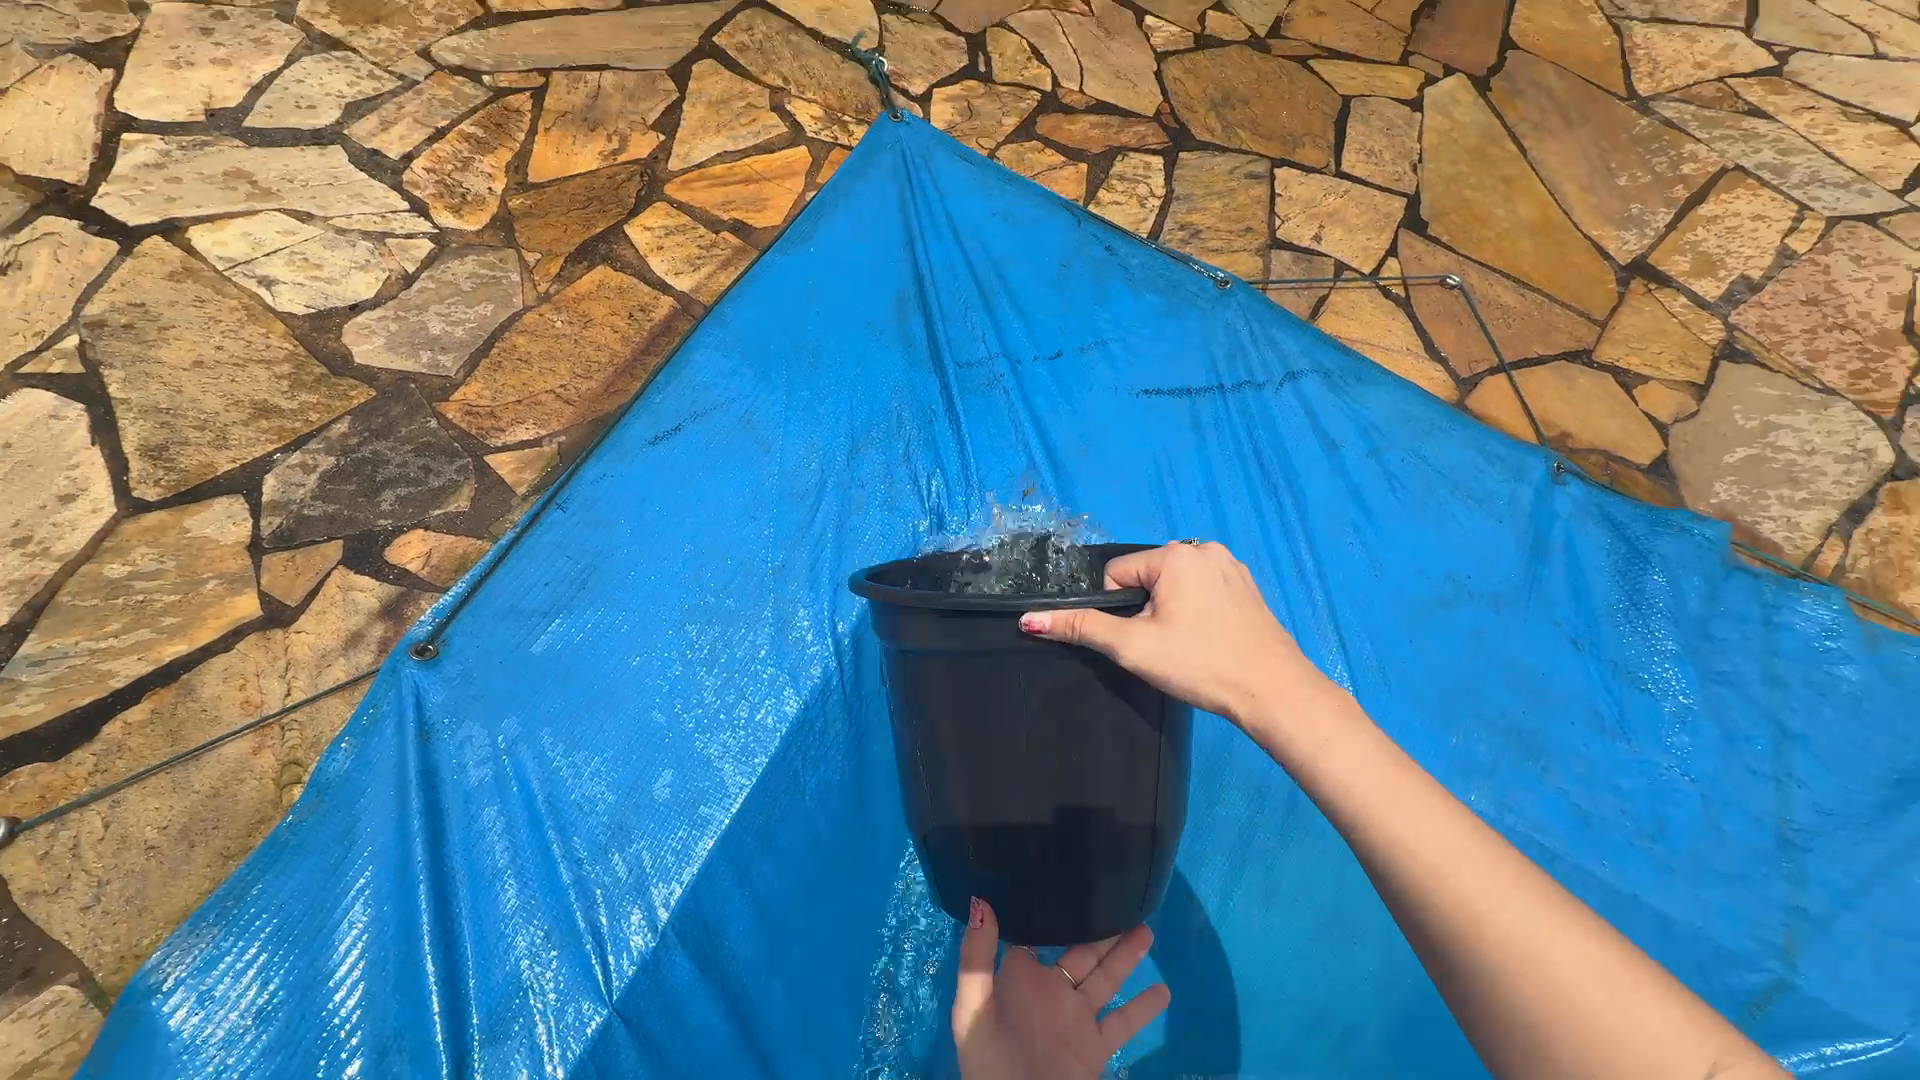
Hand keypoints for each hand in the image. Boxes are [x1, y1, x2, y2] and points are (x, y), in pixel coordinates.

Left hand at [953, 897, 1169, 1079]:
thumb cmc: (989, 1062)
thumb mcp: (971, 1008)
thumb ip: (976, 958)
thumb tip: (980, 902)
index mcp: (1020, 981)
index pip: (1037, 938)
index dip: (1051, 915)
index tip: (1065, 884)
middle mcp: (1051, 994)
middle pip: (1080, 952)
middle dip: (1099, 929)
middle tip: (1121, 899)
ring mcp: (1076, 1020)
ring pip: (1106, 978)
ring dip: (1126, 955)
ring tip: (1146, 928)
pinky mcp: (1095, 1048)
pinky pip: (1123, 1023)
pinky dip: (1144, 1008)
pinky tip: (1164, 990)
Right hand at [1017, 541, 1319, 724]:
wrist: (1274, 692)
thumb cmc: (1199, 664)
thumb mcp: (1132, 647)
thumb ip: (1080, 627)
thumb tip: (1029, 619)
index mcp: (1175, 554)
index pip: (1117, 575)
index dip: (1119, 611)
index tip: (1143, 639)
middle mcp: (1204, 549)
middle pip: (1146, 578)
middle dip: (1145, 610)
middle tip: (1166, 646)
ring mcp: (1231, 566)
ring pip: (1174, 586)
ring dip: (1169, 611)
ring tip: (1188, 645)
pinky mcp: (1247, 586)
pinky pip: (1201, 591)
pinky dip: (1195, 612)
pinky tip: (1207, 639)